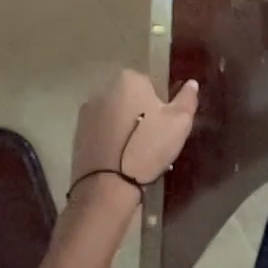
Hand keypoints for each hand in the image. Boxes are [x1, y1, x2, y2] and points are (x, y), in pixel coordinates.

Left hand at [72, 70, 198, 190]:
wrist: (106, 187)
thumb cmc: (147, 147)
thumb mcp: (179, 122)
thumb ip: (187, 98)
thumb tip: (190, 83)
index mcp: (129, 79)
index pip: (151, 83)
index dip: (161, 103)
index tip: (165, 123)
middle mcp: (103, 89)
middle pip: (131, 97)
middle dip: (142, 112)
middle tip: (153, 138)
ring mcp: (87, 112)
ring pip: (116, 114)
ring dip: (126, 125)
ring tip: (136, 152)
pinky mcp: (77, 134)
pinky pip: (102, 130)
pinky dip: (111, 139)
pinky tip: (120, 158)